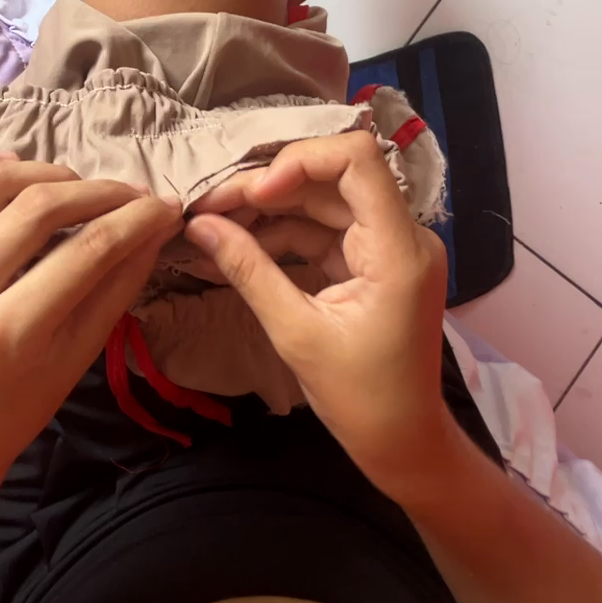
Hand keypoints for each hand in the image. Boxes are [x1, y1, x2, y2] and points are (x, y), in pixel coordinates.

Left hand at [0, 148, 182, 500]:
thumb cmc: (25, 402)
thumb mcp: (82, 353)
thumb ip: (121, 283)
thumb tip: (158, 221)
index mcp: (8, 337)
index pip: (88, 251)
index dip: (136, 219)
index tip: (166, 206)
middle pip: (37, 209)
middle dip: (99, 192)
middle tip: (130, 196)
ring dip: (44, 172)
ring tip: (75, 186)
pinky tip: (5, 162)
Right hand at [185, 131, 456, 489]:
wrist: (403, 442)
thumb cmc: (360, 398)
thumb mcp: (296, 333)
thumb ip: (248, 270)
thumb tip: (198, 225)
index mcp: (397, 249)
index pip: (357, 160)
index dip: (301, 161)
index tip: (256, 193)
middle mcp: (401, 234)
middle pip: (330, 180)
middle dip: (267, 188)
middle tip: (209, 206)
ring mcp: (388, 245)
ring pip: (322, 202)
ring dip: (268, 209)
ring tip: (213, 223)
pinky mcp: (372, 259)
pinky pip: (324, 229)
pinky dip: (282, 232)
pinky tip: (239, 241)